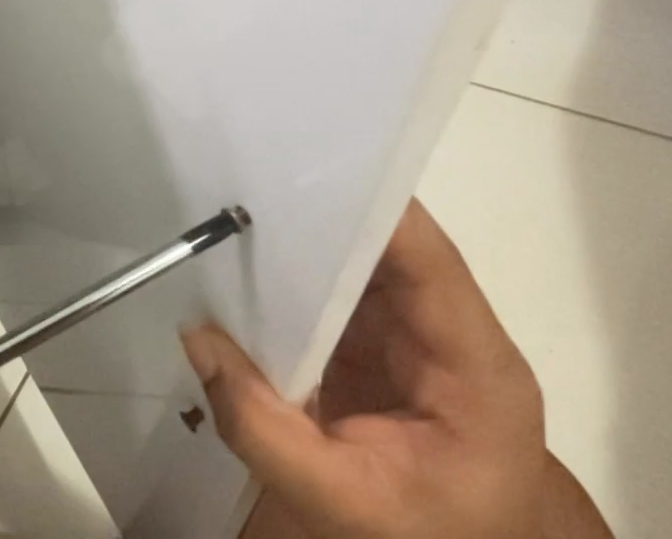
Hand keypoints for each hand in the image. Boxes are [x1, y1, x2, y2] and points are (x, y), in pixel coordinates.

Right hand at [182, 199, 611, 538]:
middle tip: (246, 181)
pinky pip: (332, 299)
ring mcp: (413, 341)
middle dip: (319, 216)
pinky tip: (244, 265)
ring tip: (235, 209)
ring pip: (356, 268)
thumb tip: (196, 337)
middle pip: (387, 252)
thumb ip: (264, 431)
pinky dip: (291, 282)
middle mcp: (450, 337)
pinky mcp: (378, 350)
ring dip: (300, 244)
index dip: (374, 211)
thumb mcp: (342, 503)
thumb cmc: (426, 537)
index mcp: (476, 368)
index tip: (305, 170)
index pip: (430, 263)